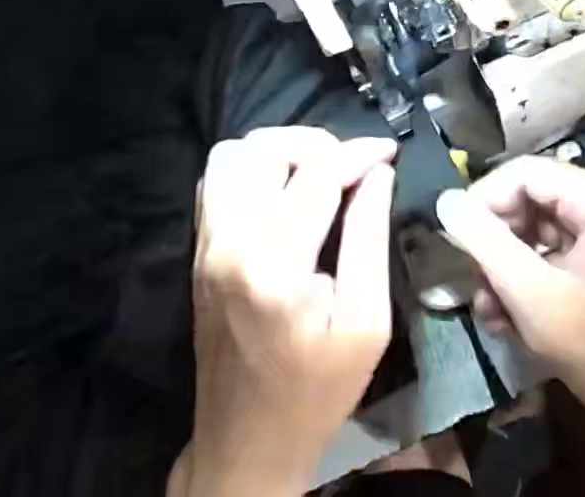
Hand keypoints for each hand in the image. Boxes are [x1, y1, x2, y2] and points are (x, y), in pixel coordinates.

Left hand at [172, 128, 397, 496]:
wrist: (245, 441)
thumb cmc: (316, 390)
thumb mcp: (366, 323)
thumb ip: (369, 237)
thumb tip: (379, 172)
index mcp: (273, 263)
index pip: (317, 174)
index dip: (359, 152)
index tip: (388, 151)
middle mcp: (228, 239)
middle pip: (265, 148)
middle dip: (317, 143)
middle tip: (351, 167)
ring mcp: (205, 240)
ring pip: (233, 153)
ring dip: (279, 149)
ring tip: (316, 172)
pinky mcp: (197, 246)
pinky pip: (216, 177)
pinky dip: (250, 166)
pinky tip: (281, 188)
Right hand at [432, 157, 584, 442]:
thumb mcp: (536, 298)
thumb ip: (485, 244)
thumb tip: (444, 201)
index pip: (522, 173)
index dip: (481, 200)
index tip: (453, 239)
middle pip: (529, 201)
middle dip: (495, 243)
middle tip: (471, 281)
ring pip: (538, 231)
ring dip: (508, 269)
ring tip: (488, 311)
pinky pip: (556, 255)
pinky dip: (530, 281)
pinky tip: (510, 319)